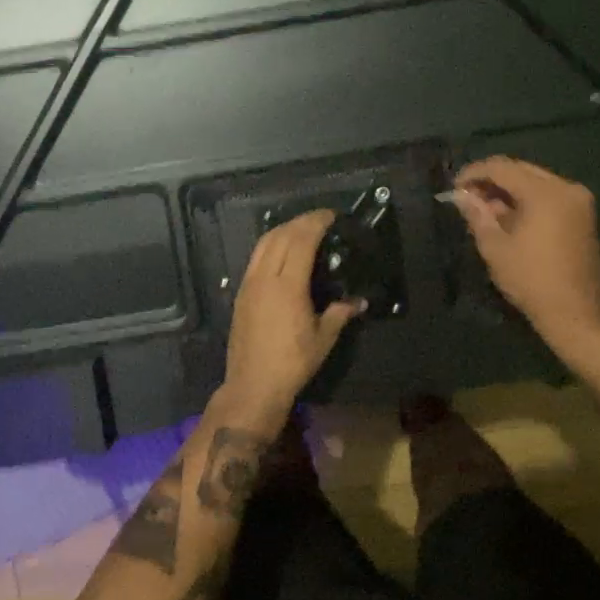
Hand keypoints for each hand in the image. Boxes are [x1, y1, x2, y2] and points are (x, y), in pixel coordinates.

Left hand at [221, 210, 362, 416]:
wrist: (253, 384)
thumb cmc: (292, 363)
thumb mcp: (323, 339)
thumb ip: (340, 314)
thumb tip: (359, 301)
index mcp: (287, 286)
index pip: (301, 241)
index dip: (315, 223)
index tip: (330, 215)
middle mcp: (264, 278)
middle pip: (280, 236)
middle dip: (300, 222)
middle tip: (320, 219)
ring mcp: (248, 284)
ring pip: (263, 244)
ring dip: (283, 230)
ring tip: (301, 228)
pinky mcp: (240, 293)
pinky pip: (255, 258)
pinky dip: (270, 245)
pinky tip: (281, 251)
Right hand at [453, 157, 599, 343]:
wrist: (574, 310)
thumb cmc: (530, 279)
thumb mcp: (495, 247)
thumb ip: (477, 215)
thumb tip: (461, 196)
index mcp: (545, 193)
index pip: (503, 168)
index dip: (474, 172)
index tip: (455, 186)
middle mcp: (566, 188)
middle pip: (521, 170)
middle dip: (492, 179)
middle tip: (467, 195)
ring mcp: (579, 200)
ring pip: (536, 181)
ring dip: (509, 189)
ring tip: (484, 207)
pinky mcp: (582, 214)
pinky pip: (549, 195)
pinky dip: (527, 199)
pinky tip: (508, 215)